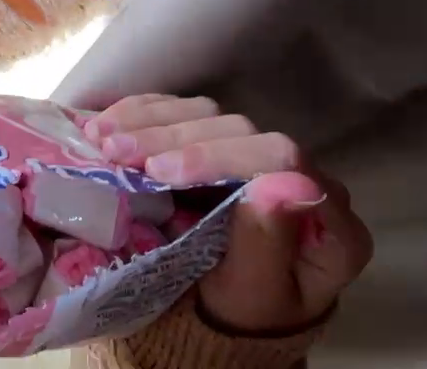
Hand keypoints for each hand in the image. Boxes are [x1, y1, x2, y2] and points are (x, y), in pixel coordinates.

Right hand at [82, 95, 372, 333]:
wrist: (215, 315)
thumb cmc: (240, 315)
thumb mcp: (252, 294)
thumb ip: (266, 243)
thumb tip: (279, 185)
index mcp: (327, 217)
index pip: (281, 160)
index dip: (217, 156)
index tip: (157, 172)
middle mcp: (296, 173)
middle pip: (236, 129)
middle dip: (169, 137)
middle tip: (114, 152)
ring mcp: (252, 150)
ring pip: (204, 112)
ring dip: (146, 119)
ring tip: (99, 136)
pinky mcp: (215, 139)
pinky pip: (179, 110)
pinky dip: (138, 112)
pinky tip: (104, 122)